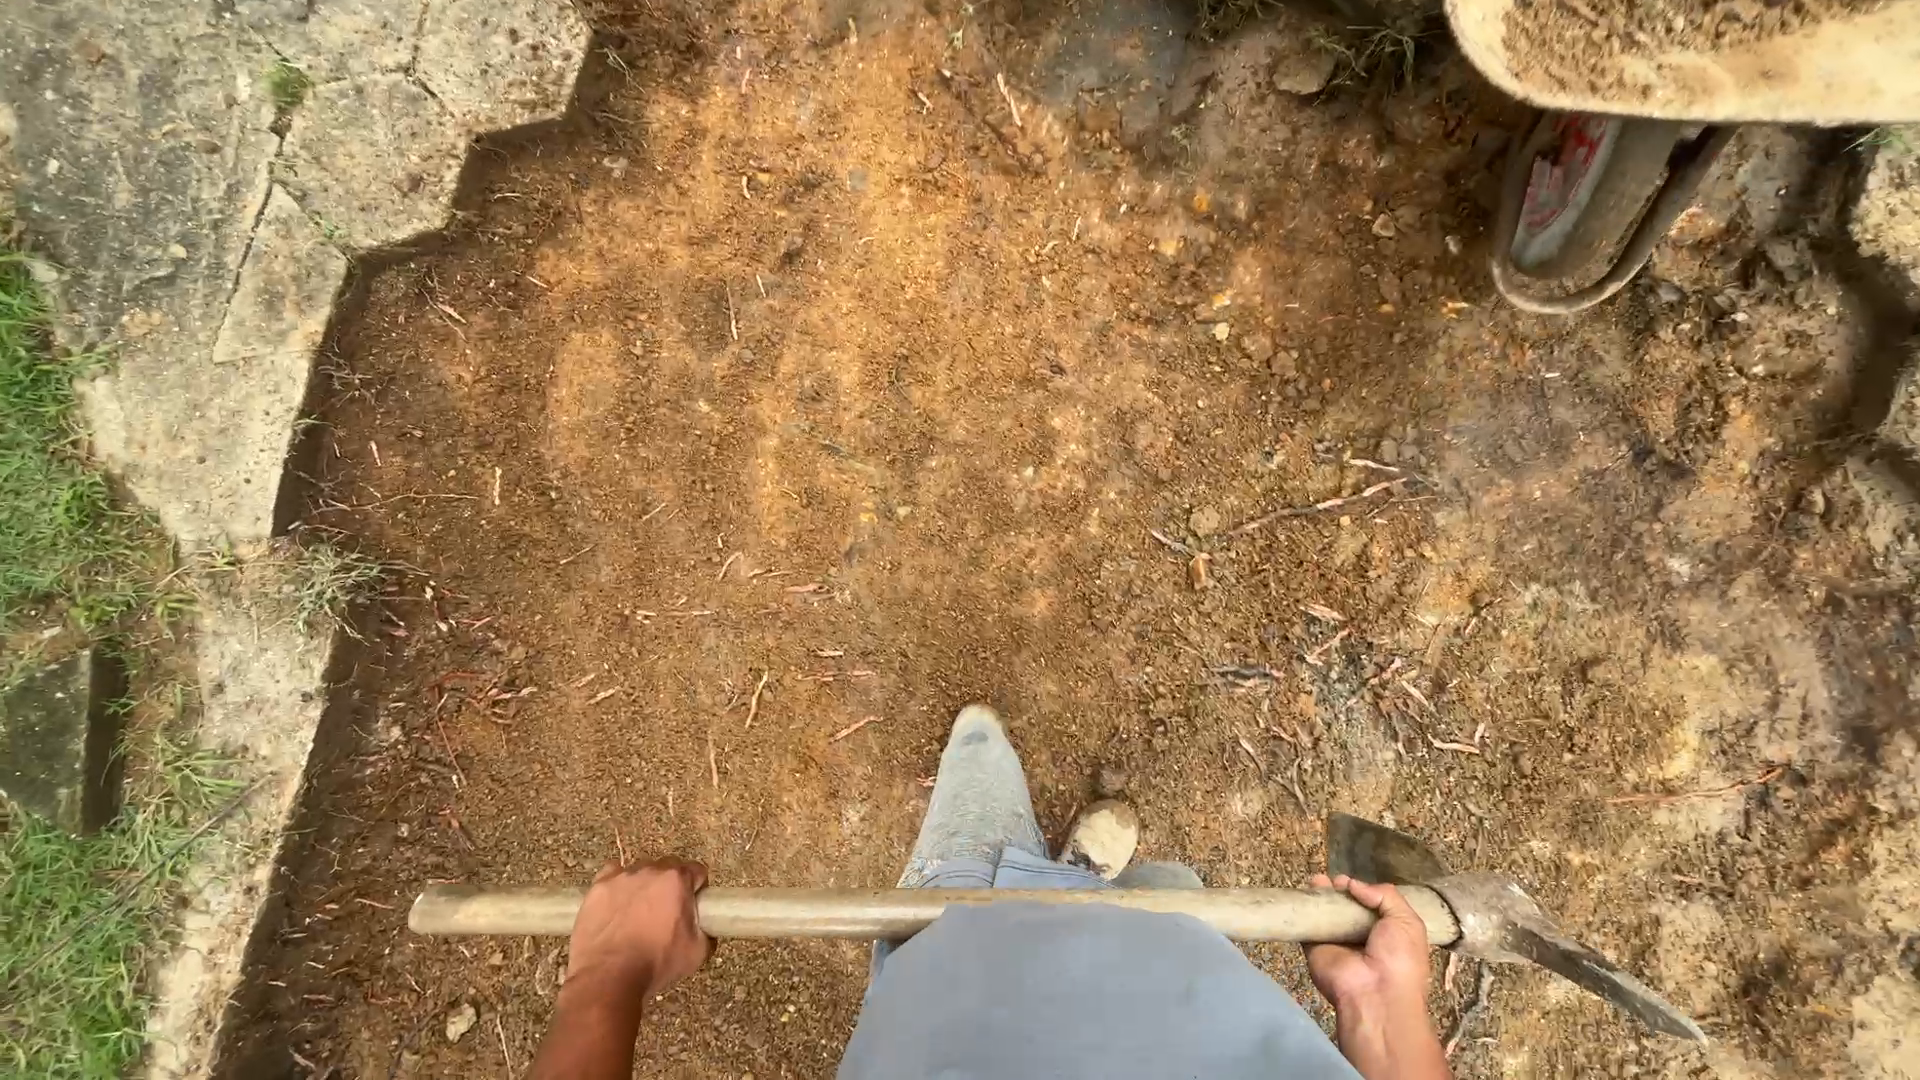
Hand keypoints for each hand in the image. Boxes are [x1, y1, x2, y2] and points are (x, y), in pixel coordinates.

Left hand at [565, 857, 713, 999]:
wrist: (607, 979)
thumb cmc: (654, 965)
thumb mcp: (696, 953)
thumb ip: (707, 932)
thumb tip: (706, 928)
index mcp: (678, 879)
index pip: (696, 871)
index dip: (696, 890)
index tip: (691, 907)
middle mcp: (651, 870)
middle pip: (667, 869)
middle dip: (669, 886)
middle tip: (664, 914)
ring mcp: (622, 877)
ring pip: (640, 872)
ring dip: (642, 887)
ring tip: (636, 915)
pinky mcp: (598, 888)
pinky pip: (612, 876)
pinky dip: (616, 886)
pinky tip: (616, 906)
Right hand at [1305, 872, 1431, 1009]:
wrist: (1374, 995)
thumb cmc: (1399, 960)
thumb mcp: (1408, 924)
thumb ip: (1386, 896)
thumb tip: (1354, 884)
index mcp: (1385, 934)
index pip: (1370, 906)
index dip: (1361, 891)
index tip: (1351, 883)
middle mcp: (1359, 937)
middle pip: (1345, 906)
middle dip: (1338, 890)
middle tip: (1334, 881)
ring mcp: (1335, 941)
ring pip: (1324, 911)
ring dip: (1320, 894)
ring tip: (1317, 881)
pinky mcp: (1313, 946)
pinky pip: (1306, 923)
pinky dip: (1302, 907)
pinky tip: (1305, 893)